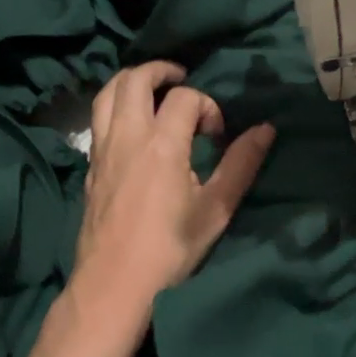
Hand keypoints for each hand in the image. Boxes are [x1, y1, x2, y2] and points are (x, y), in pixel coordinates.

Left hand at [71, 62, 274, 327]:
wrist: (115, 285)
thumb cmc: (171, 249)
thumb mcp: (217, 209)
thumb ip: (241, 164)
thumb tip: (266, 129)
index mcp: (161, 144)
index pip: (185, 97)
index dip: (207, 106)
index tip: (217, 136)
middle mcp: (127, 136)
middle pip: (134, 78)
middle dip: (162, 71)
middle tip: (184, 80)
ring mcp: (102, 149)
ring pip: (107, 92)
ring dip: (132, 82)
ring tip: (155, 91)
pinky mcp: (90, 166)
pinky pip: (98, 118)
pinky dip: (116, 106)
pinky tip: (134, 126)